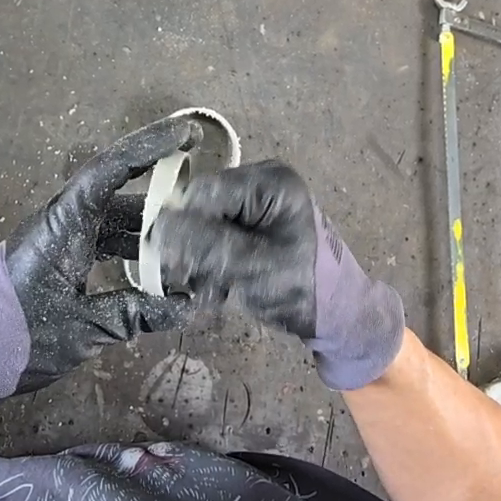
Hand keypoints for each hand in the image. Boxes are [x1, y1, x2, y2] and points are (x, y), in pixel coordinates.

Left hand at [0, 117, 198, 481]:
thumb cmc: (13, 341)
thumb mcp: (83, 330)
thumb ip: (135, 313)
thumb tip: (188, 305)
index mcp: (62, 226)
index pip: (109, 170)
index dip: (149, 147)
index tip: (186, 135)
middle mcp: (59, 222)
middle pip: (115, 188)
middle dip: (156, 180)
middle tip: (198, 180)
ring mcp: (56, 240)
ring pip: (110, 218)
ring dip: (146, 223)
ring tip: (186, 232)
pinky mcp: (54, 259)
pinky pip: (99, 239)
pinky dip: (128, 247)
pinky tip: (152, 267)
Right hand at [154, 161, 403, 389]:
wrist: (342, 318)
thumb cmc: (306, 290)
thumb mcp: (253, 269)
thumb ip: (207, 245)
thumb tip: (158, 226)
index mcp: (270, 182)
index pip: (204, 191)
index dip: (181, 223)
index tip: (169, 261)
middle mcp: (261, 183)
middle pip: (202, 206)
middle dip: (193, 246)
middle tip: (195, 282)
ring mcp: (258, 204)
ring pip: (205, 224)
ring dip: (201, 260)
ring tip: (212, 291)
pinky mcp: (253, 225)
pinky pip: (217, 237)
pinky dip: (212, 263)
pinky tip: (218, 289)